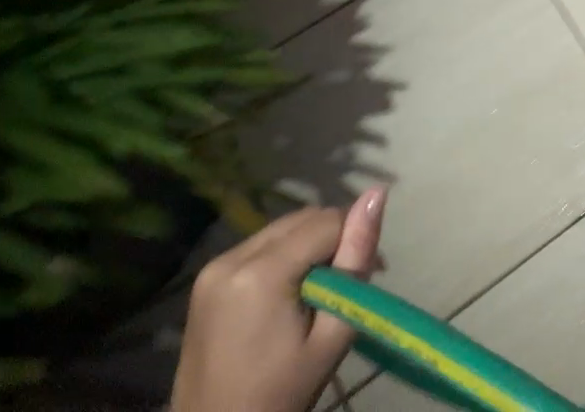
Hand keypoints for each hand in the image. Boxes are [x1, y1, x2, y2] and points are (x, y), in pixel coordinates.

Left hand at [171, 187, 386, 411]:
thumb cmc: (284, 390)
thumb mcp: (334, 331)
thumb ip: (356, 258)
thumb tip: (377, 193)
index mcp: (261, 273)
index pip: (329, 221)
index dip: (355, 241)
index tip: (367, 277)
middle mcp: (232, 258)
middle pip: (305, 218)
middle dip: (334, 240)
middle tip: (345, 286)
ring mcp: (214, 267)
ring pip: (285, 227)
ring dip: (311, 246)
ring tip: (319, 291)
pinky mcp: (207, 278)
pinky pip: (262, 245)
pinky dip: (285, 256)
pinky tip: (290, 293)